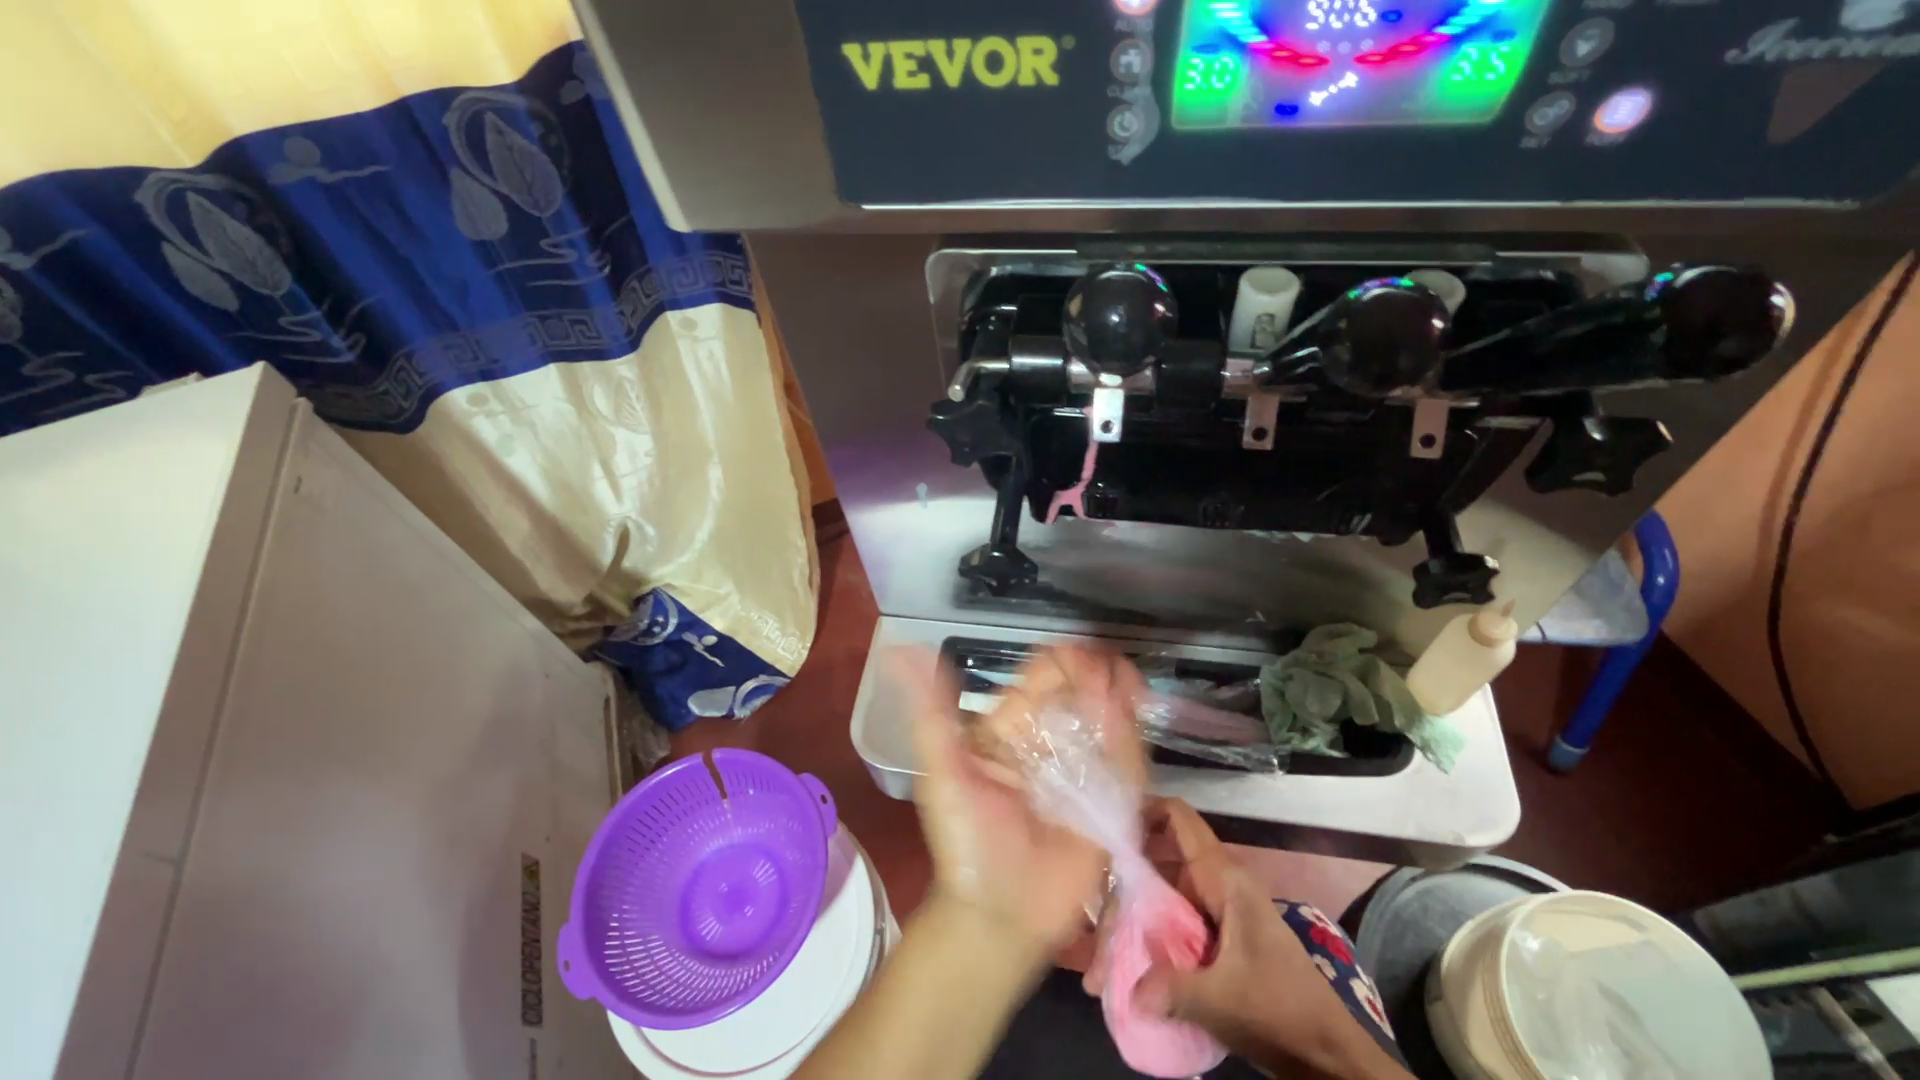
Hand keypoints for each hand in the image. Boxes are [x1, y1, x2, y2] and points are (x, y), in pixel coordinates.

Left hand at [896, 645, 1147, 961]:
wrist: (997, 915)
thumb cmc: (965, 844)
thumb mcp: (941, 773)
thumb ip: (931, 713)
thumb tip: (902, 652)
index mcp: (1012, 728)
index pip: (1043, 675)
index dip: (1062, 659)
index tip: (1077, 656)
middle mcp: (1052, 741)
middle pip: (1083, 689)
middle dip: (1099, 670)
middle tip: (1109, 672)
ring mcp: (1086, 771)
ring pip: (1111, 718)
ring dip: (1122, 695)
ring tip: (1127, 687)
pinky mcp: (1113, 802)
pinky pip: (1130, 761)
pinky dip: (1134, 737)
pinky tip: (1132, 723)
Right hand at [1093, 798, 1412, 1079]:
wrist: (1324, 1053)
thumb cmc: (1281, 1009)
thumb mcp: (1224, 1000)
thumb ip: (1172, 989)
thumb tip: (1127, 992)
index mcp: (1223, 879)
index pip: (1179, 820)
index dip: (1141, 810)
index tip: (1100, 828)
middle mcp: (1214, 886)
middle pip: (1154, 865)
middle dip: (1118, 887)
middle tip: (1084, 920)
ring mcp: (1211, 914)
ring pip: (1156, 900)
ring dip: (1125, 924)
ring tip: (1094, 964)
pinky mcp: (1209, 943)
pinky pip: (1165, 928)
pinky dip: (1140, 944)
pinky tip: (1117, 975)